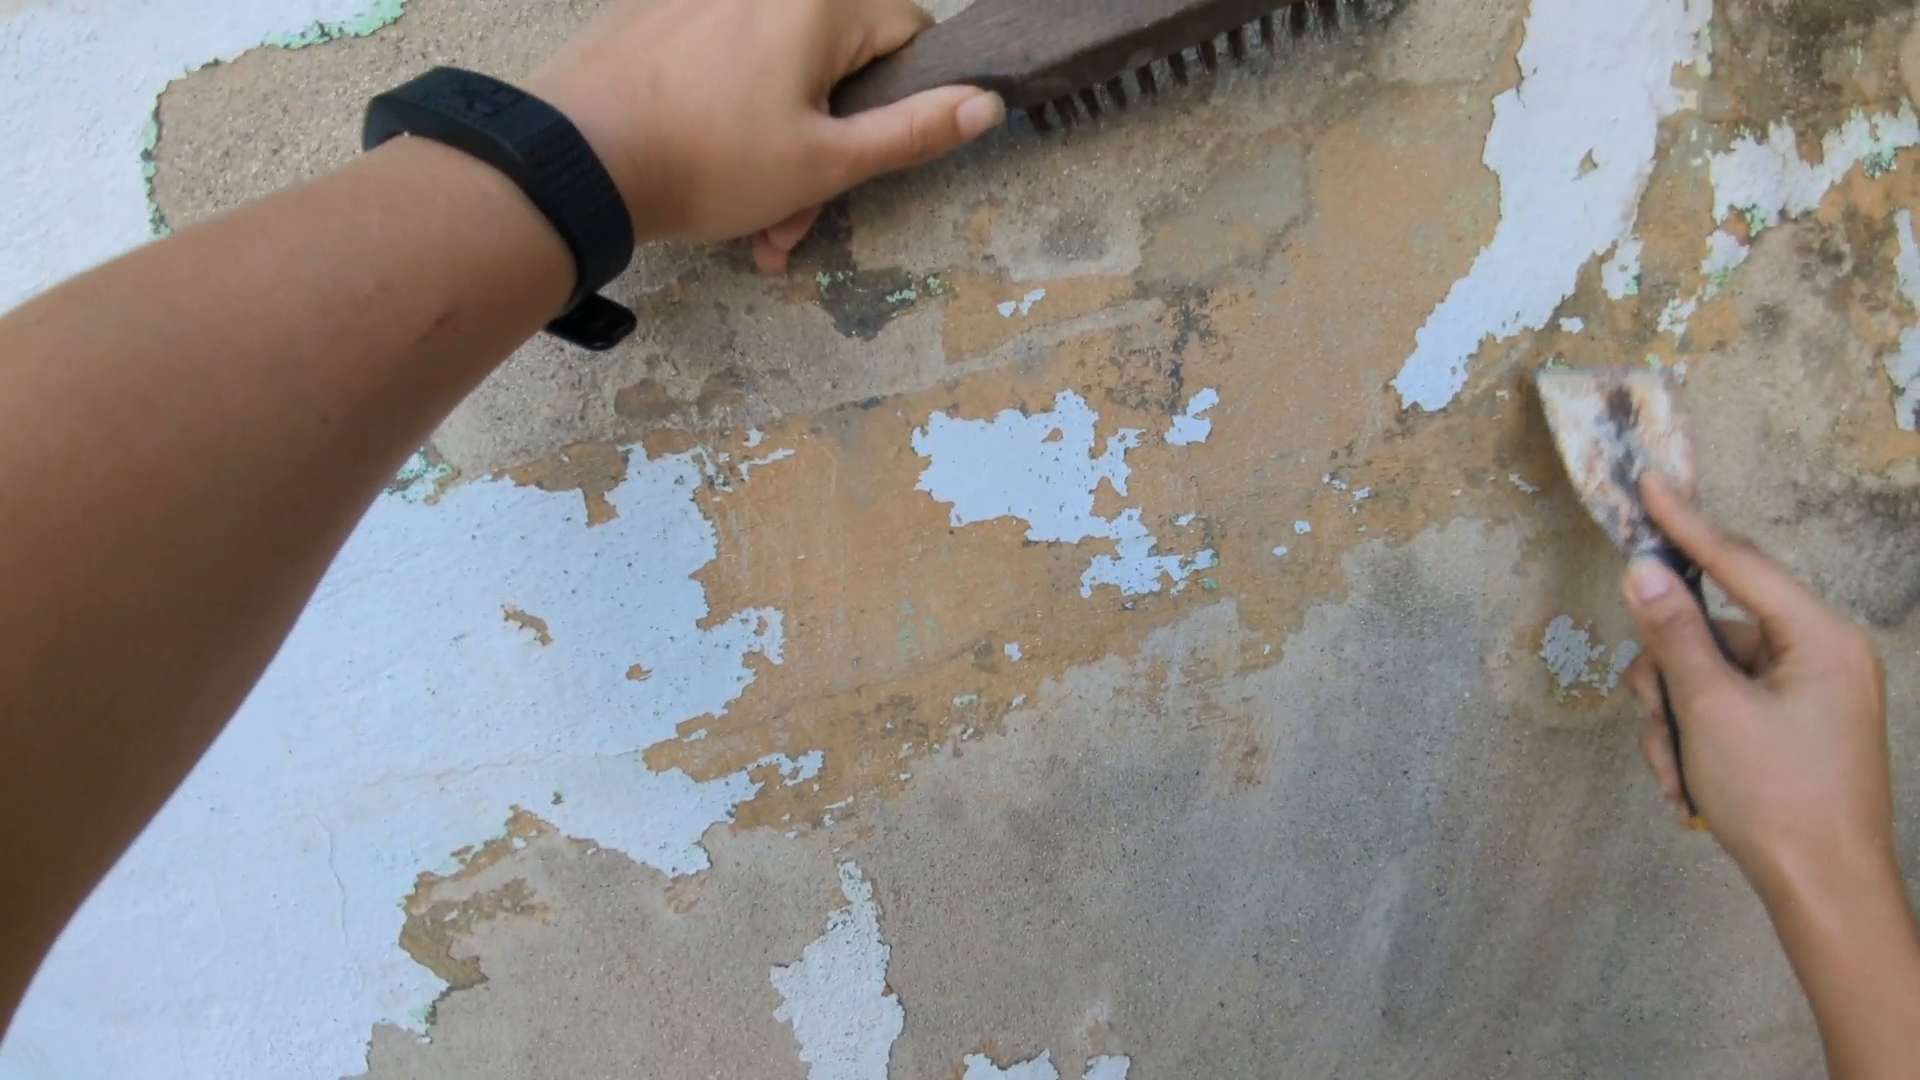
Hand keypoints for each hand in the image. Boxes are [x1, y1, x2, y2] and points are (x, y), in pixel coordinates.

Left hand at [528, 0, 1005, 271]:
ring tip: (761, 226)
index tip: (875, 158)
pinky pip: (735, 74)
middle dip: (832, 152)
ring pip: (785, 83)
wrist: (581, 159)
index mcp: (818, 4)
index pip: (908, 32)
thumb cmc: (715, 162)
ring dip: (786, 159)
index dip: (909, 101)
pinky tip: (722, 182)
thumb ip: (913, 133)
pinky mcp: (669, 19)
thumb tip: (989, 103)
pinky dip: (742, 129)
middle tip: (801, 221)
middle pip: (839, 69)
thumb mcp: (828, 163)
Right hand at [1619, 474, 1893, 901]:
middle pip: (1699, 629)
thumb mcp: (1711, 706)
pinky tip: (1688, 775)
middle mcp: (1809, 655)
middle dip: (1668, 678)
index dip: (1689, 524)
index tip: (1650, 484)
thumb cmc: (1776, 791)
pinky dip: (1680, 732)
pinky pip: (1698, 697)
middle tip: (1666, 720)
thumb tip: (1643, 568)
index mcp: (1820, 642)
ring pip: (1688, 667)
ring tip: (1682, 765)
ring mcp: (1788, 687)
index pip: (1741, 564)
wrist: (1817, 883)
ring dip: (1669, 715)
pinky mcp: (1767, 714)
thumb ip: (1673, 631)